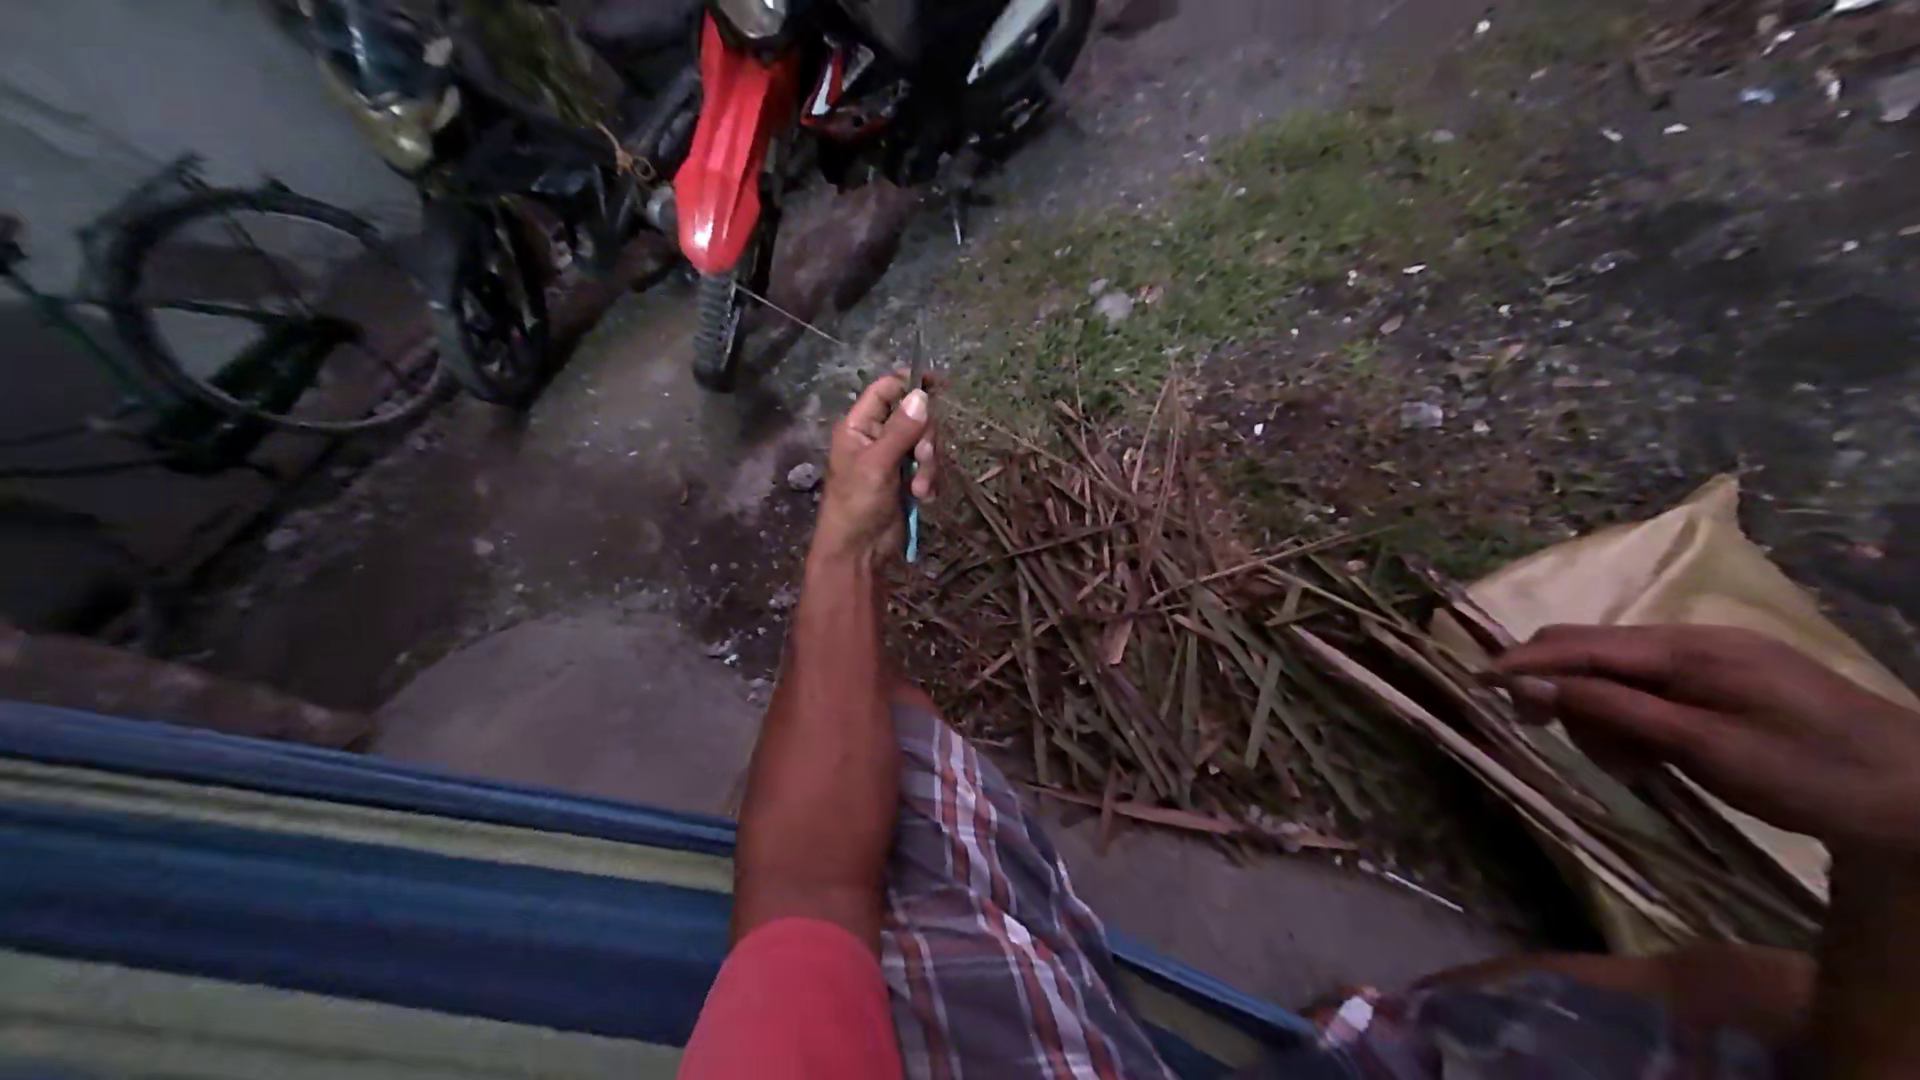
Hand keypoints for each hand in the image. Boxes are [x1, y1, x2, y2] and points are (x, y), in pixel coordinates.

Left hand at [811, 373, 936, 565]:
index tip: (940, 385)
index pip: (886, 390)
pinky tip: (923, 499)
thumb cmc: (857, 505)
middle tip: (921, 460)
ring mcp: (893, 459)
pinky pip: (929, 468)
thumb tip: (922, 395)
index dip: (911, 383)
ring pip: (925, 444)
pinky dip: (930, 482)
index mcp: (859, 426)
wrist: (858, 552)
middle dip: (925, 440)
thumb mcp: (877, 464)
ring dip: (929, 466)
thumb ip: (901, 430)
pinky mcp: (907, 480)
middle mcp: (876, 437)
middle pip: (914, 417)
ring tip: (919, 490)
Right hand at [1491, 624, 1919, 855]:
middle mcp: (1690, 640)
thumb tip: (1526, 685)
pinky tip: (1648, 749)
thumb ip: (1609, 710)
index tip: (1475, 681)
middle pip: (1587, 649)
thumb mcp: (1704, 749)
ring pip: (1609, 670)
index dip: (1522, 661)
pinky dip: (1626, 714)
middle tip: (1546, 731)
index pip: (1578, 644)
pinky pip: (1643, 685)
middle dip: (1556, 687)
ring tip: (1626, 761)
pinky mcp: (1720, 678)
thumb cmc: (1818, 776)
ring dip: (1595, 710)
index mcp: (1688, 649)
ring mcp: (1708, 657)